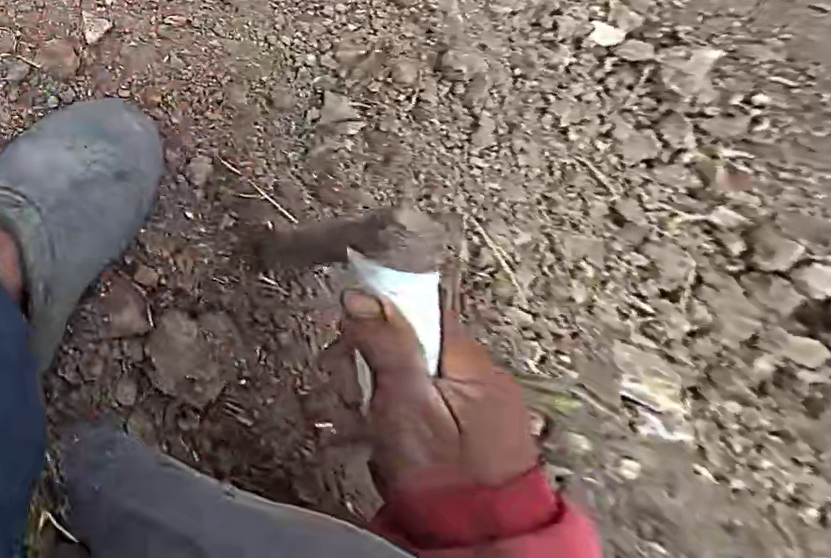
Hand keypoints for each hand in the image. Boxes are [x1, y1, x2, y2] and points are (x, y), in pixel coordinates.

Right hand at [341, 290, 538, 492]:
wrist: (474, 545)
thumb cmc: (445, 479)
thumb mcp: (406, 403)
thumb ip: (386, 345)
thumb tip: (362, 297)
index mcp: (473, 365)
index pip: (420, 307)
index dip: (381, 313)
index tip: (354, 330)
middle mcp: (479, 378)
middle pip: (411, 337)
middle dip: (372, 353)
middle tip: (352, 379)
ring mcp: (472, 404)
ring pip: (409, 366)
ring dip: (377, 381)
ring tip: (363, 410)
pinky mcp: (461, 426)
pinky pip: (417, 393)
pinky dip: (393, 402)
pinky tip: (381, 424)